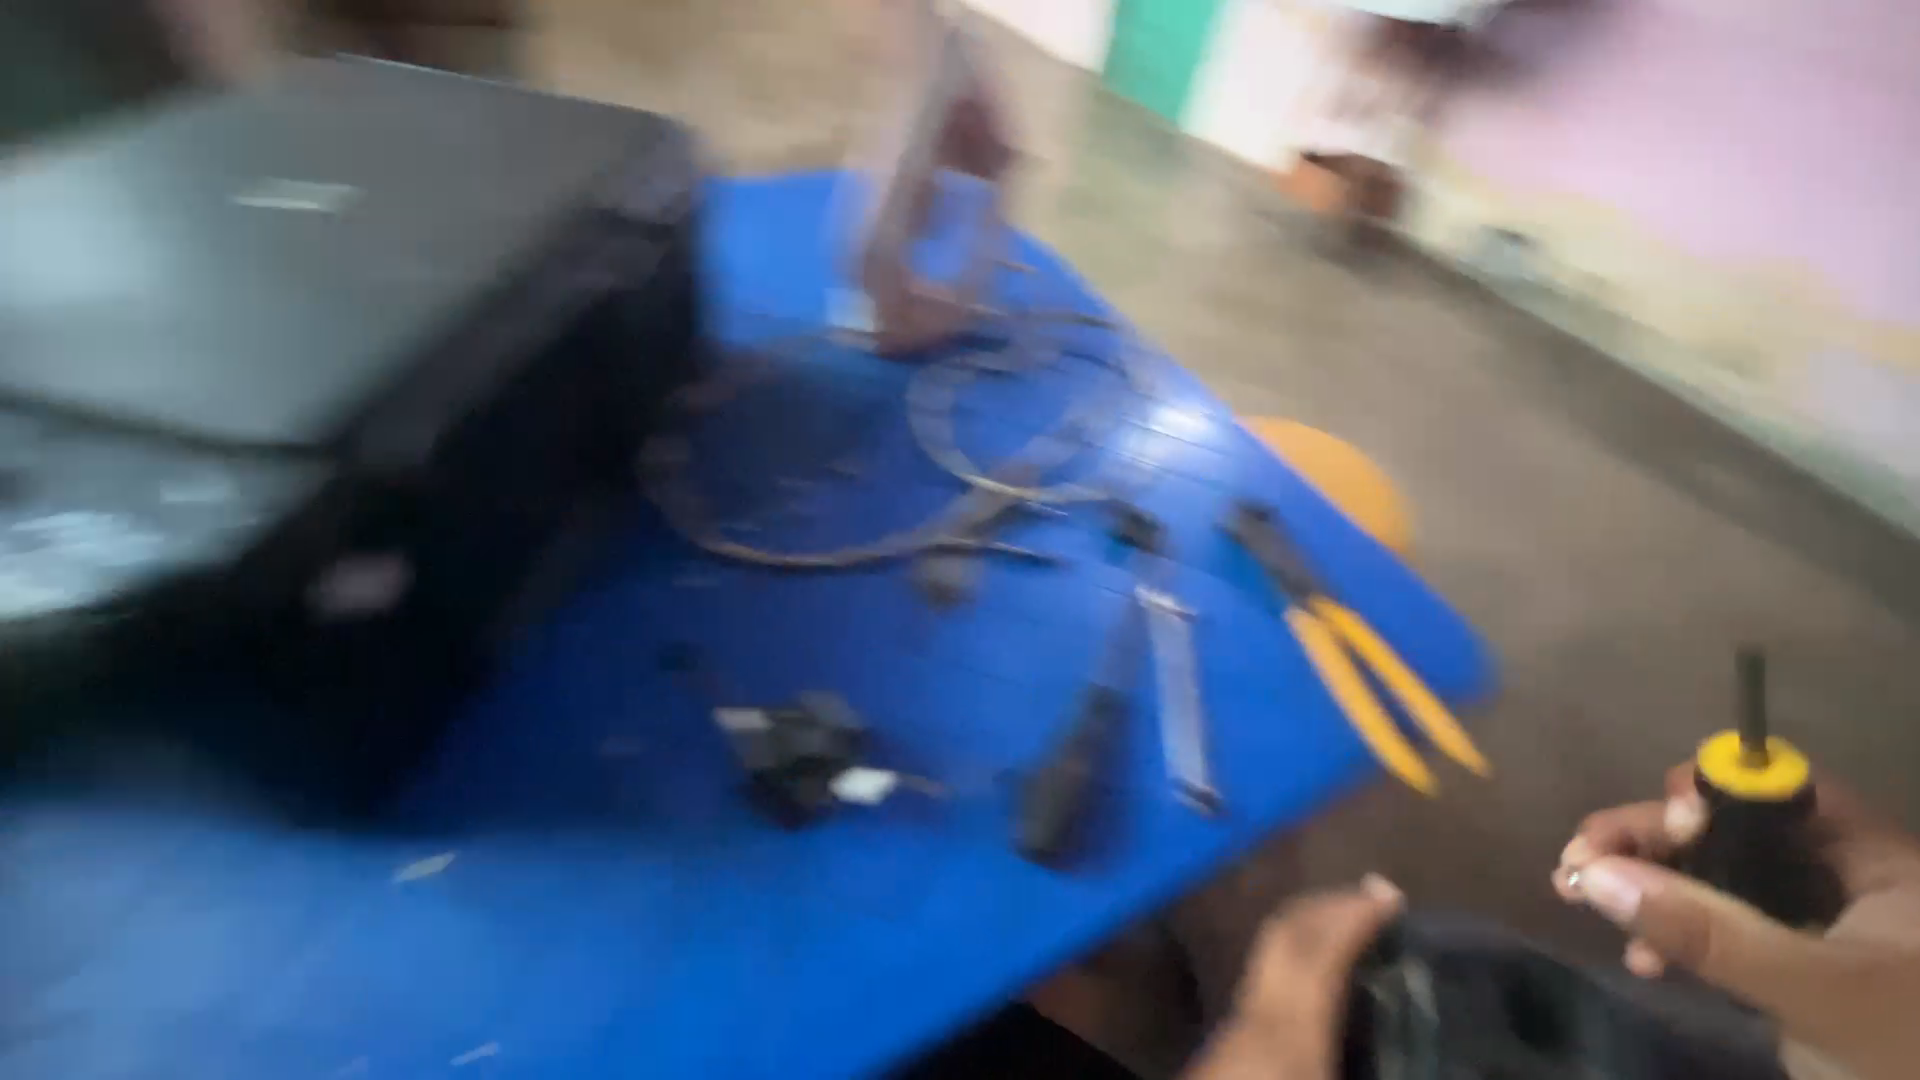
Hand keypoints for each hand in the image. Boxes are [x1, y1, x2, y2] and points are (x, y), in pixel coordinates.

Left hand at [1182, 876, 1401, 1079]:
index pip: (1320, 948)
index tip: (1389, 895)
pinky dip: (1299, 955)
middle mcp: (1258, 1008)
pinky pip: (1268, 972)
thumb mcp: (1326, 1071)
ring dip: (1311, 927)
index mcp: (1290, 1028)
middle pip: (1287, 932)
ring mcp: (1238, 1018)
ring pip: (1271, 950)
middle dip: (1329, 905)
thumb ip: (1378, 1062)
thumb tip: (1428, 1059)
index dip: (1354, 915)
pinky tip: (1322, 980)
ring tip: (1353, 924)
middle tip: (1374, 896)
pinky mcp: (1232, 1037)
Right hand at [1556, 764, 1919, 1079]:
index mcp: (1875, 865)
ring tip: (1577, 897)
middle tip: (1579, 860)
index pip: (1780, 792)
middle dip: (1644, 842)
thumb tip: (1593, 873)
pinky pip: (1712, 926)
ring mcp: (1814, 925)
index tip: (1660, 822)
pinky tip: (1641, 959)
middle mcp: (1843, 881)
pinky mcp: (1789, 965)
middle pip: (1725, 831)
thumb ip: (1708, 930)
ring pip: (1707, 878)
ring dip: (1639, 886)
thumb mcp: (1817, 992)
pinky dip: (1666, 932)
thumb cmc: (1917, 1058)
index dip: (1711, 791)